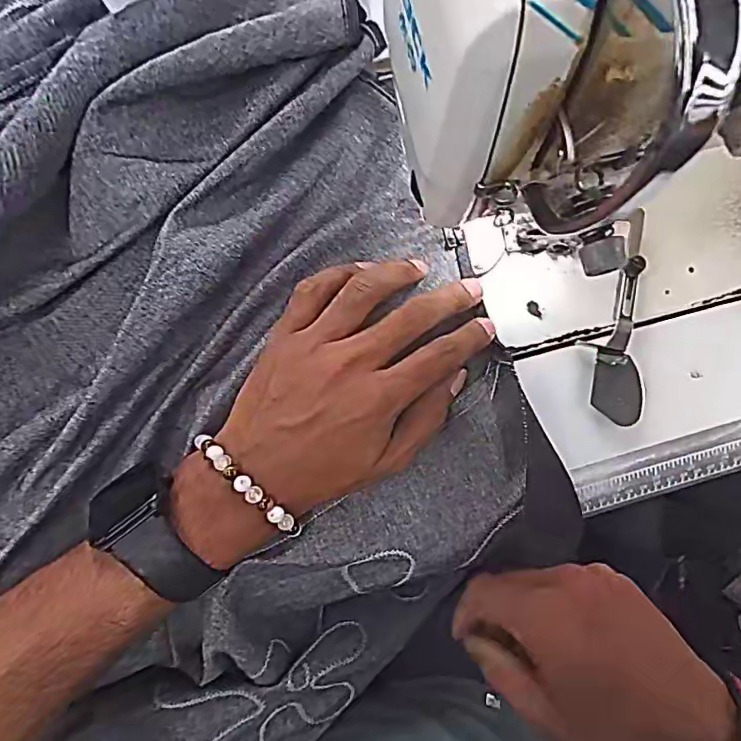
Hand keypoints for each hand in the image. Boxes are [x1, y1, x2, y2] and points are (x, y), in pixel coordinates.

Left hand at [171, 260, 496, 568]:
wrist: (258, 473)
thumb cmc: (320, 471)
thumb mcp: (386, 462)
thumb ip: (425, 421)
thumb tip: (453, 381)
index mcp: (377, 398)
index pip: (438, 356)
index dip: (468, 338)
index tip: (482, 327)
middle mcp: (349, 364)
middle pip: (411, 317)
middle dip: (449, 299)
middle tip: (467, 290)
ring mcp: (314, 345)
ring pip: (362, 291)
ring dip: (396, 273)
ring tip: (417, 267)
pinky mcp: (286, 336)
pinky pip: (313, 291)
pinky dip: (339, 273)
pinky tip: (359, 271)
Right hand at [453, 564, 735, 740]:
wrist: (695, 724)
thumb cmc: (615, 727)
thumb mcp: (540, 712)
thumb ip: (496, 666)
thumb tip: (478, 639)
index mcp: (543, 612)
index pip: (481, 590)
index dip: (465, 614)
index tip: (468, 638)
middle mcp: (567, 581)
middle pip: (508, 579)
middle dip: (495, 610)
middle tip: (501, 648)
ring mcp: (596, 575)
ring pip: (537, 578)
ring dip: (526, 604)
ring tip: (540, 646)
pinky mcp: (617, 579)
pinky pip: (568, 581)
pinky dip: (556, 600)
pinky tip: (570, 634)